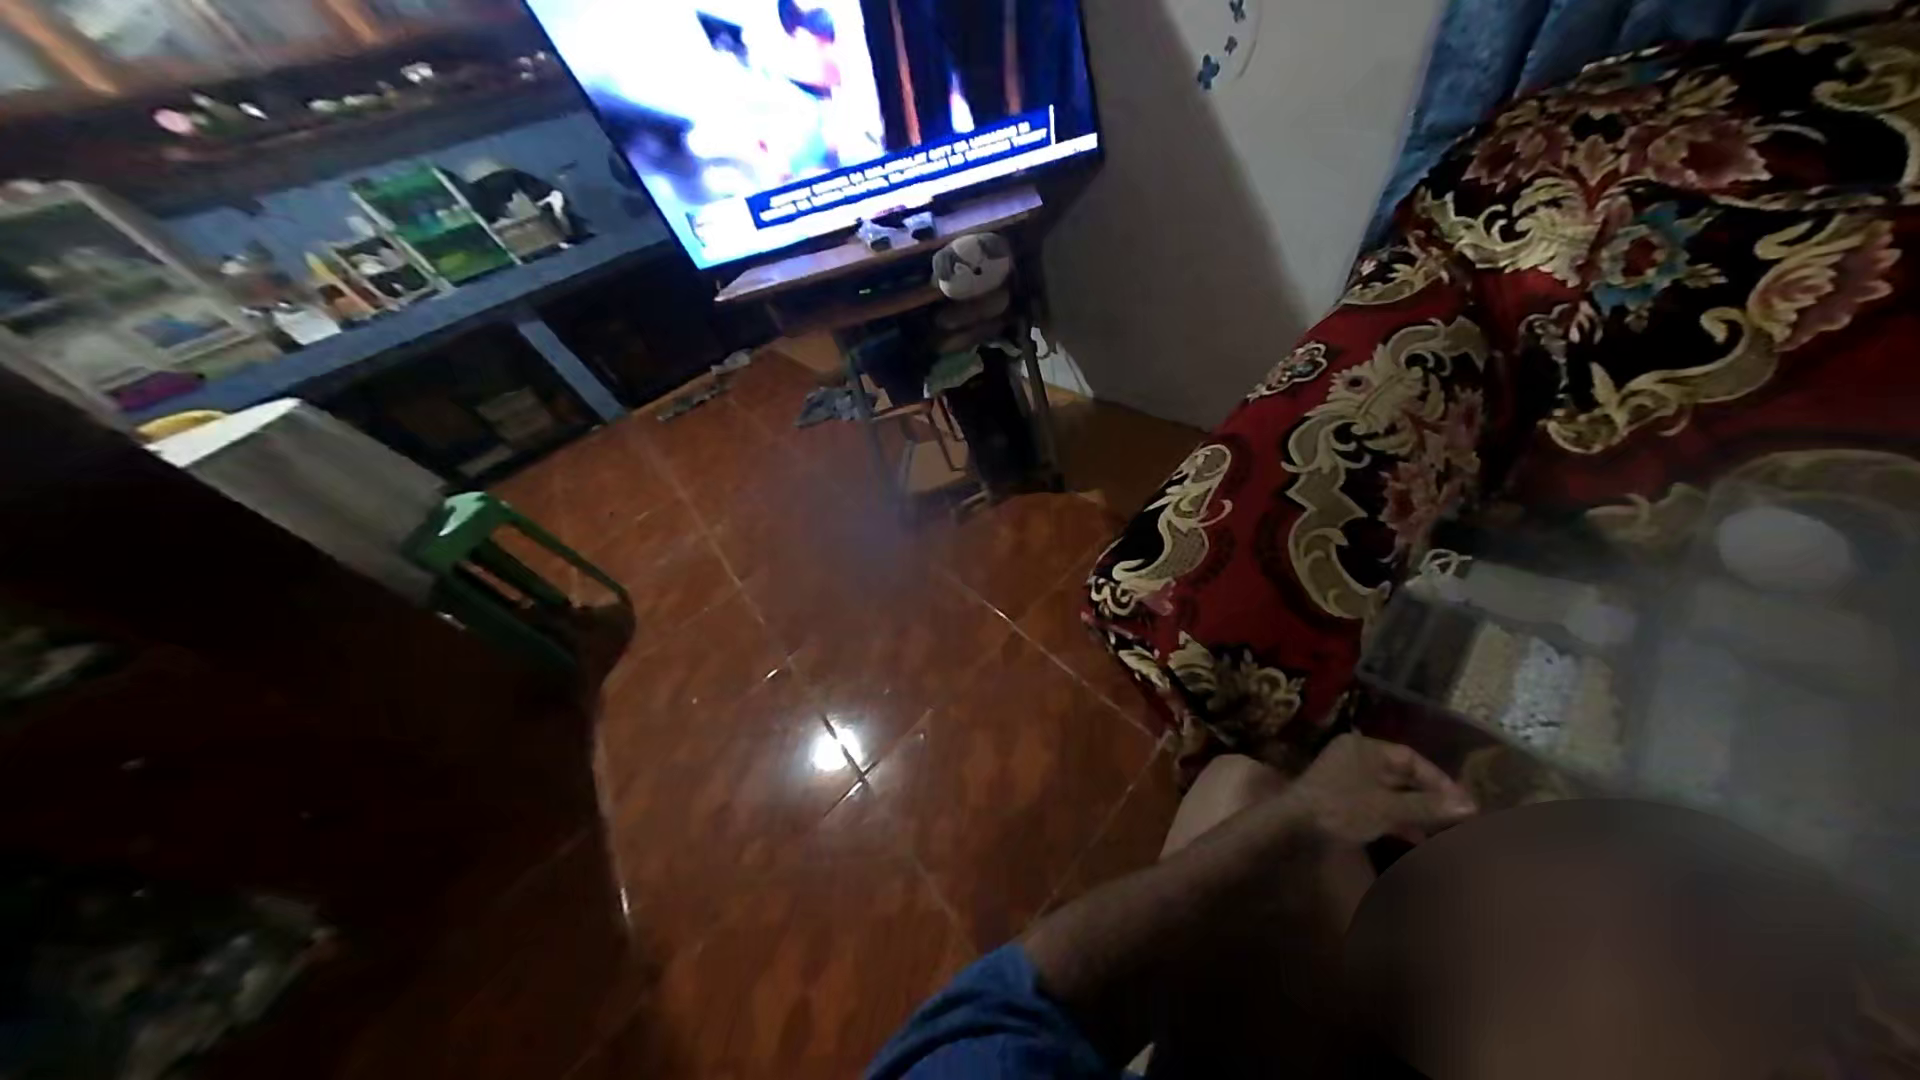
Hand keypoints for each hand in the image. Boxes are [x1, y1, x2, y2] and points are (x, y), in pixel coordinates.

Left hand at [1290, 734, 1476, 845]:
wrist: (1295, 827)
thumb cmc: (1342, 809)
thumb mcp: (1389, 808)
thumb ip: (1428, 806)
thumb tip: (1471, 804)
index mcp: (1363, 748)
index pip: (1411, 757)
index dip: (1440, 780)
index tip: (1466, 804)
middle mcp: (1355, 758)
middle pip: (1402, 775)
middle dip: (1431, 798)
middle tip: (1462, 821)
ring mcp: (1347, 779)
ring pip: (1391, 793)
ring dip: (1417, 812)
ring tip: (1448, 834)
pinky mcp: (1343, 801)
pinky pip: (1378, 806)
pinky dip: (1398, 820)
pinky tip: (1419, 840)